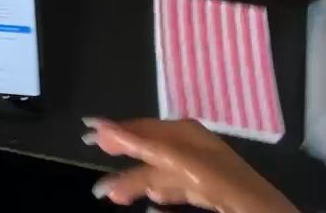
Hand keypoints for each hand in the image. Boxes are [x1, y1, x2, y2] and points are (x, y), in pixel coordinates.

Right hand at [83, 118, 295, 212]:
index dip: (119, 130)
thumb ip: (152, 147)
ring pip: (163, 173)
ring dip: (137, 181)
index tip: (89, 126)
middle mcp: (197, 148)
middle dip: (124, 155)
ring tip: (110, 194)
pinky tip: (148, 200)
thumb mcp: (191, 169)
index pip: (147, 132)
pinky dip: (161, 190)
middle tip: (91, 151)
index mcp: (192, 138)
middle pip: (152, 149)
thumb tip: (108, 127)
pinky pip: (179, 186)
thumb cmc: (236, 194)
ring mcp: (207, 172)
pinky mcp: (215, 193)